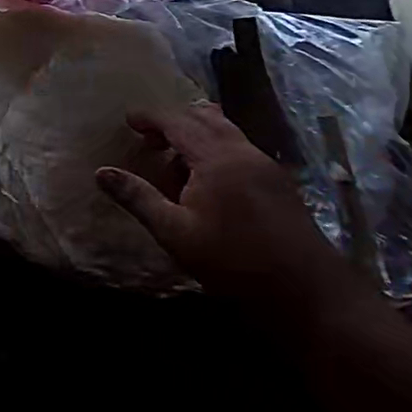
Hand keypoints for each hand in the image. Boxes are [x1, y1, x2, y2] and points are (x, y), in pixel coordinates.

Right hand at [97, 103, 368, 319]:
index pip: (178, 121)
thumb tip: (101, 172)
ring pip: (227, 132)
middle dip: (175, 121)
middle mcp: (244, 154)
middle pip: (207, 118)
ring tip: (175, 159)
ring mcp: (267, 168)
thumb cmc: (234, 261)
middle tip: (150, 138)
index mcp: (217, 159)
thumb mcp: (175, 232)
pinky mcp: (279, 185)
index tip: (128, 121)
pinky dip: (216, 150)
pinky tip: (205, 182)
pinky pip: (240, 150)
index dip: (151, 117)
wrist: (309, 294)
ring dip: (197, 135)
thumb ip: (138, 198)